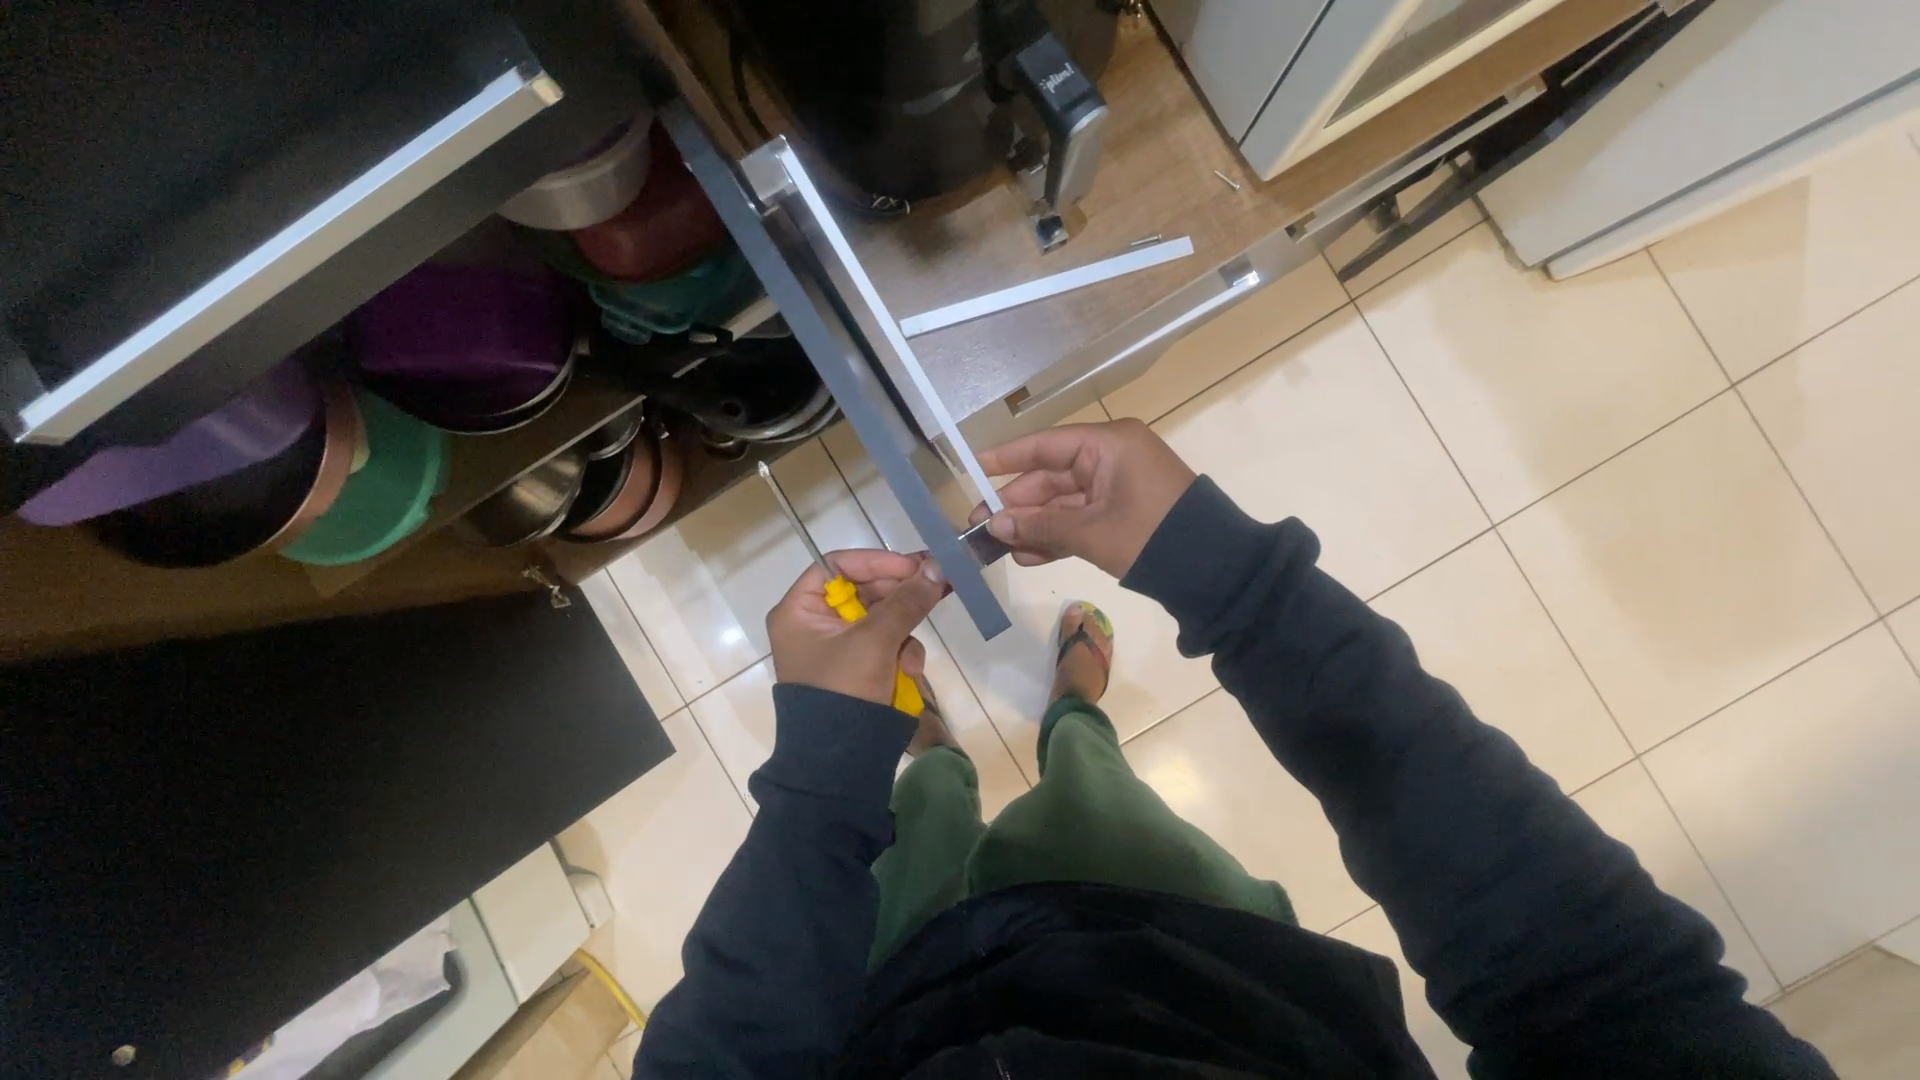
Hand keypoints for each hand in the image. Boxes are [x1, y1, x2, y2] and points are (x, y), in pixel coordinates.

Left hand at [767, 549, 948, 706]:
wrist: (838, 762)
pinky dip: (900, 653)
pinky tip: (908, 673)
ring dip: (903, 632)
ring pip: (882, 617)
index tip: (913, 566)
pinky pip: (886, 643)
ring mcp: (838, 646)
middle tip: (936, 588)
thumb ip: (906, 601)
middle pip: (865, 590)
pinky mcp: (858, 666)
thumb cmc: (843, 690)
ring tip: (911, 659)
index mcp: (799, 610)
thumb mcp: (875, 642)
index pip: (838, 565)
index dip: (877, 561)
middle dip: (899, 599)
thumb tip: (938, 567)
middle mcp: (814, 622)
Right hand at [969, 418, 1195, 577]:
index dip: (1006, 458)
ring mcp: (1117, 486)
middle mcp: (1111, 457)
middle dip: (1016, 506)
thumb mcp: (1091, 533)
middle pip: (1050, 476)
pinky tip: (1028, 557)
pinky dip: (1057, 536)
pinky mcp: (1122, 513)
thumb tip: (994, 526)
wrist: (1216, 571)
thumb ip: (1040, 526)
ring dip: (1033, 526)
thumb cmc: (1151, 537)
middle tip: (980, 529)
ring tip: (1000, 550)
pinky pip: (1080, 518)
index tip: (972, 469)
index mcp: (1109, 445)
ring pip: (1063, 502)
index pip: (1046, 444)